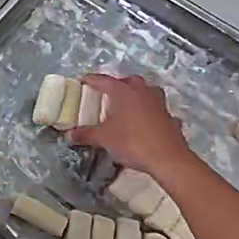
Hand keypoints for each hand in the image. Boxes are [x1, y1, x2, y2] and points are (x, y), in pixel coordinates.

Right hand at [70, 74, 194, 178]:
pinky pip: (155, 108)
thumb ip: (86, 134)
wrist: (168, 158)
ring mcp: (158, 102)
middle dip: (115, 85)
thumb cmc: (132, 142)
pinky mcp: (169, 116)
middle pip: (127, 81)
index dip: (90, 80)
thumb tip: (70, 135)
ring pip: (145, 91)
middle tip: (105, 95)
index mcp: (124, 91)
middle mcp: (142, 91)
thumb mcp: (104, 139)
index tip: (81, 82)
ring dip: (135, 95)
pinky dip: (148, 111)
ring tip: (125, 106)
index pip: (102, 80)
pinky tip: (144, 121)